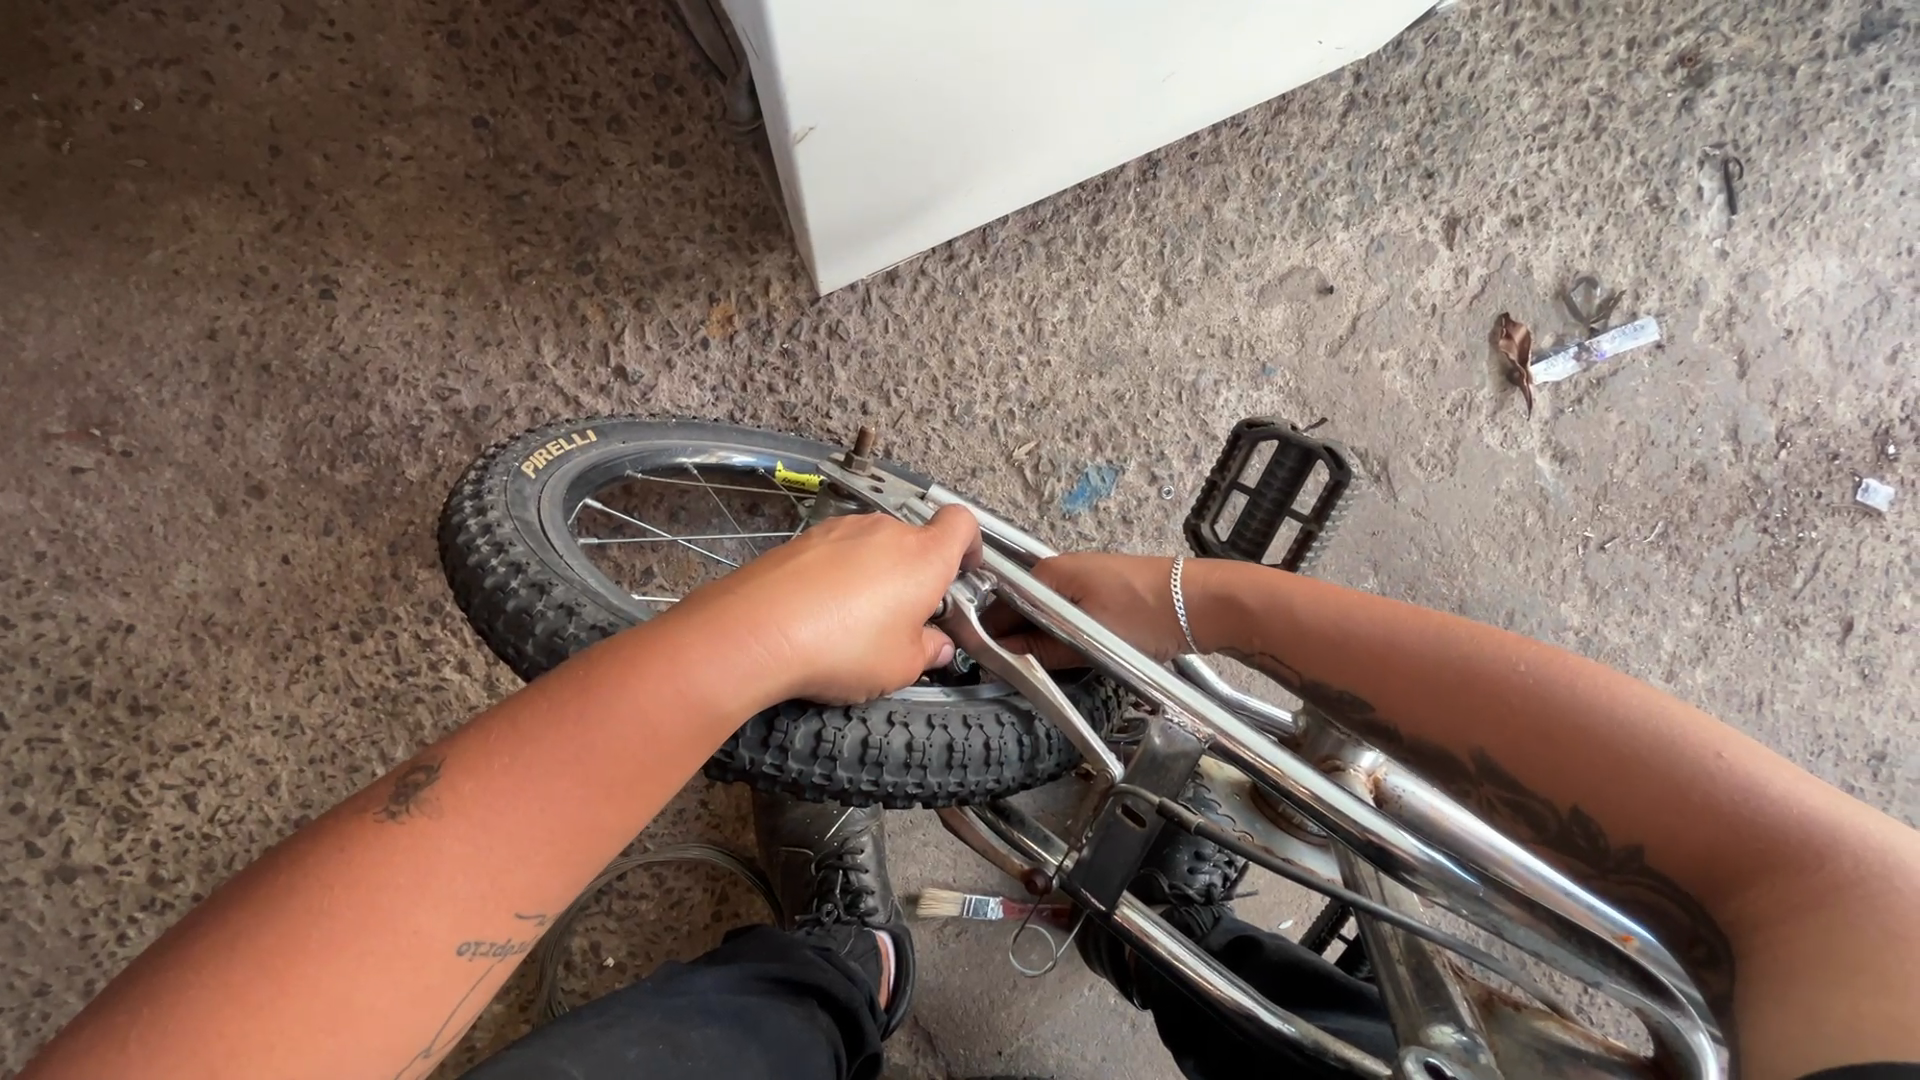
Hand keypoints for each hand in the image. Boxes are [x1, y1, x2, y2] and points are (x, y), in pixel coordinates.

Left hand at [666, 505, 981, 705]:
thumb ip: (928, 651)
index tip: (964, 570)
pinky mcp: (804, 539)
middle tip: (904, 619)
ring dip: (874, 577)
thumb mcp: (900, 666)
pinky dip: (838, 577)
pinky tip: (820, 614)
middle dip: (914, 576)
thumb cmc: (842, 647)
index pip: (961, 523)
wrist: (756, 631)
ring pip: (873, 548)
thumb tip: (938, 646)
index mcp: (923, 556)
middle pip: (914, 542)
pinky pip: (836, 554)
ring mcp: (841, 530)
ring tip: (855, 623)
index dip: (969, 544)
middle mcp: (886, 532)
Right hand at [994, 553, 1209, 666]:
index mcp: (1047, 573)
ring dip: (1043, 639)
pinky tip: (1074, 653)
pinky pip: (1066, 613)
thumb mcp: (1086, 641)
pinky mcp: (1100, 590)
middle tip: (1021, 672)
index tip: (990, 666)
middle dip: (1018, 639)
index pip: (999, 606)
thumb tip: (1001, 655)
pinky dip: (1064, 633)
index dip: (991, 637)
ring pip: (1044, 614)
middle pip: (1020, 609)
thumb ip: (1040, 649)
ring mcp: (1081, 579)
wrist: (1200, 602)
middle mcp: (1058, 570)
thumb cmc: (1146, 614)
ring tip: (1049, 666)